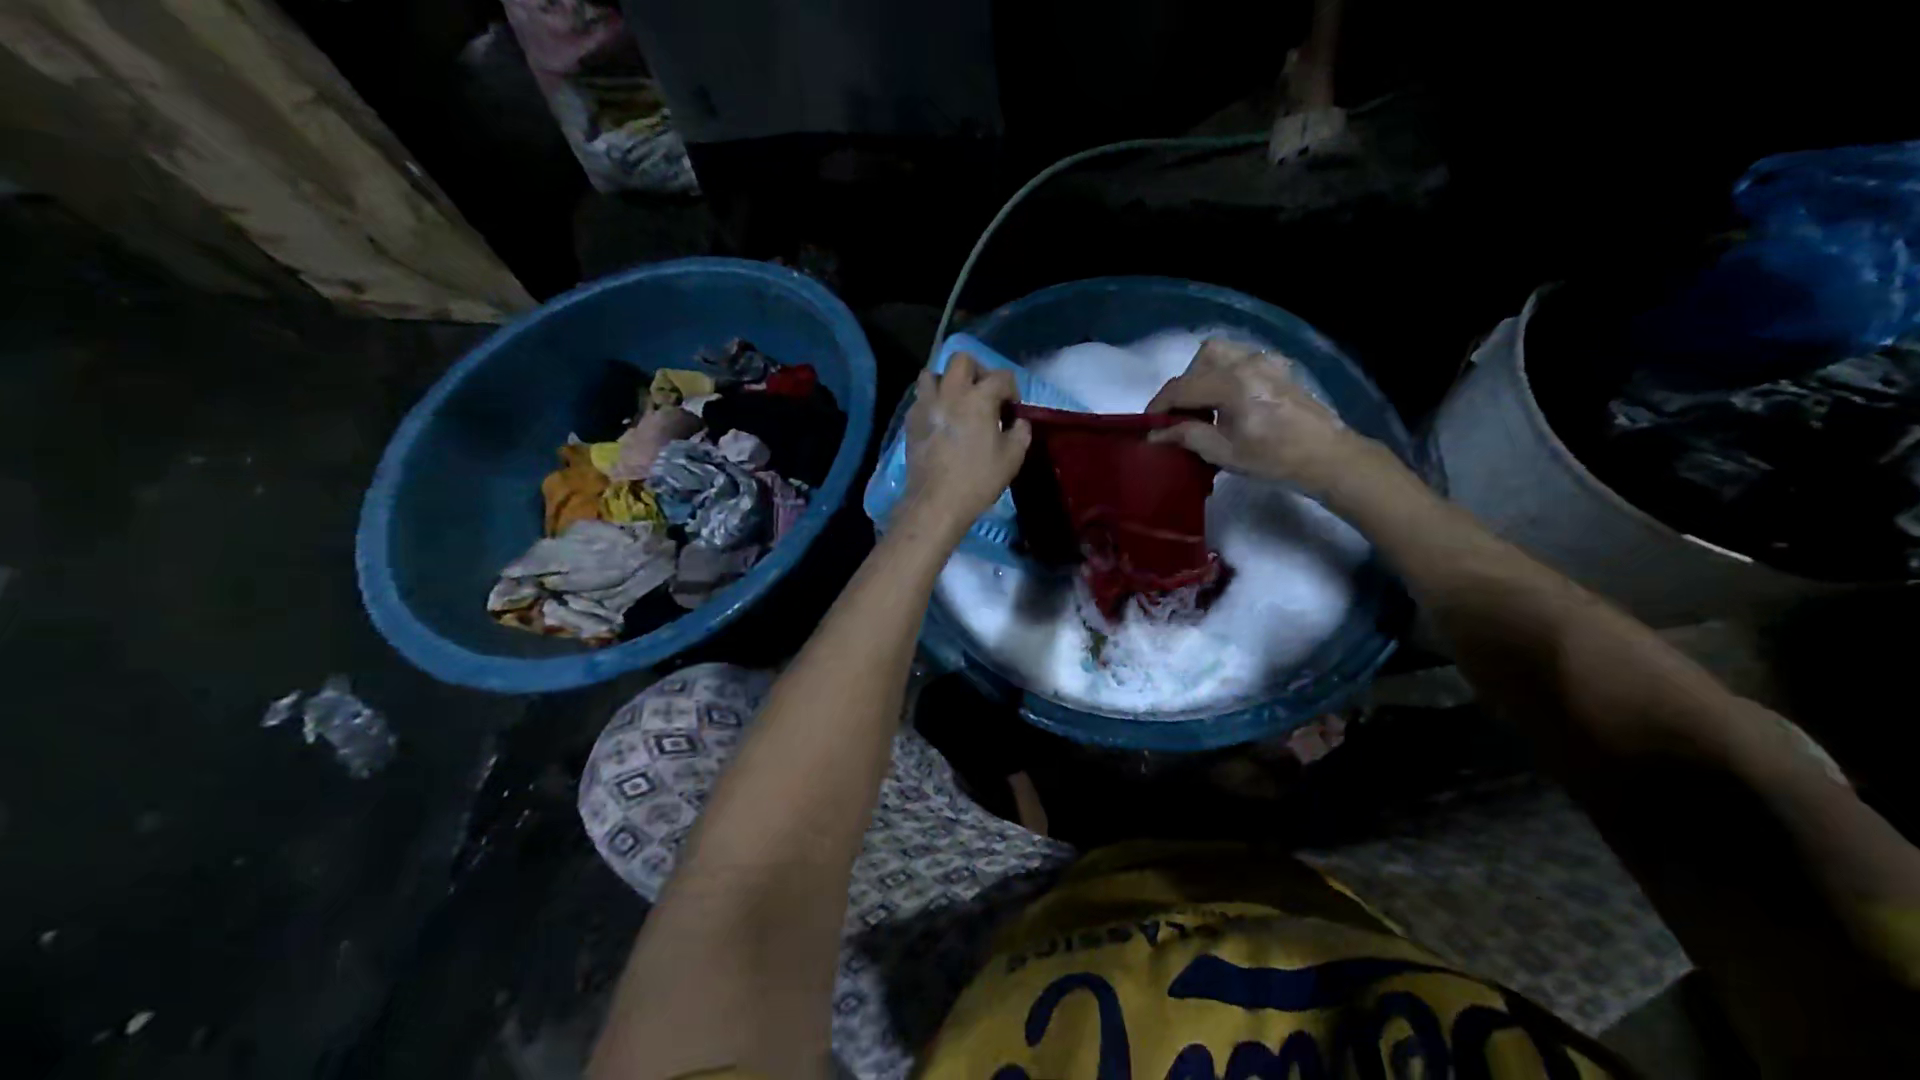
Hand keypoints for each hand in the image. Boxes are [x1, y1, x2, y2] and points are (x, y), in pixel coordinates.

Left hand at [899, 352, 1031, 540]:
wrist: (937, 501)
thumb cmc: (978, 479)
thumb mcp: (1012, 458)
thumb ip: (1020, 433)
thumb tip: (1018, 423)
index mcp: (979, 398)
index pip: (1001, 376)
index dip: (1011, 389)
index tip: (1012, 408)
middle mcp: (950, 392)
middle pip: (962, 360)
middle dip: (977, 371)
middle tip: (984, 394)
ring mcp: (926, 404)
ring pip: (933, 374)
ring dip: (947, 382)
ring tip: (957, 402)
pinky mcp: (911, 421)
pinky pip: (921, 398)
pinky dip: (932, 402)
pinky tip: (941, 421)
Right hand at [1146, 338, 1369, 493]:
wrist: (1326, 456)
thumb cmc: (1274, 459)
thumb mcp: (1223, 452)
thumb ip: (1186, 436)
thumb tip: (1155, 433)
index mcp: (1233, 384)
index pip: (1182, 387)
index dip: (1159, 405)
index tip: (1148, 422)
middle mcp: (1247, 363)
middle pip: (1200, 361)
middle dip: (1183, 386)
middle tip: (1180, 414)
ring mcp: (1266, 361)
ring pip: (1220, 353)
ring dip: (1203, 374)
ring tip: (1203, 404)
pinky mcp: (1277, 366)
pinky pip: (1241, 357)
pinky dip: (1225, 371)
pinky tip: (1228, 397)